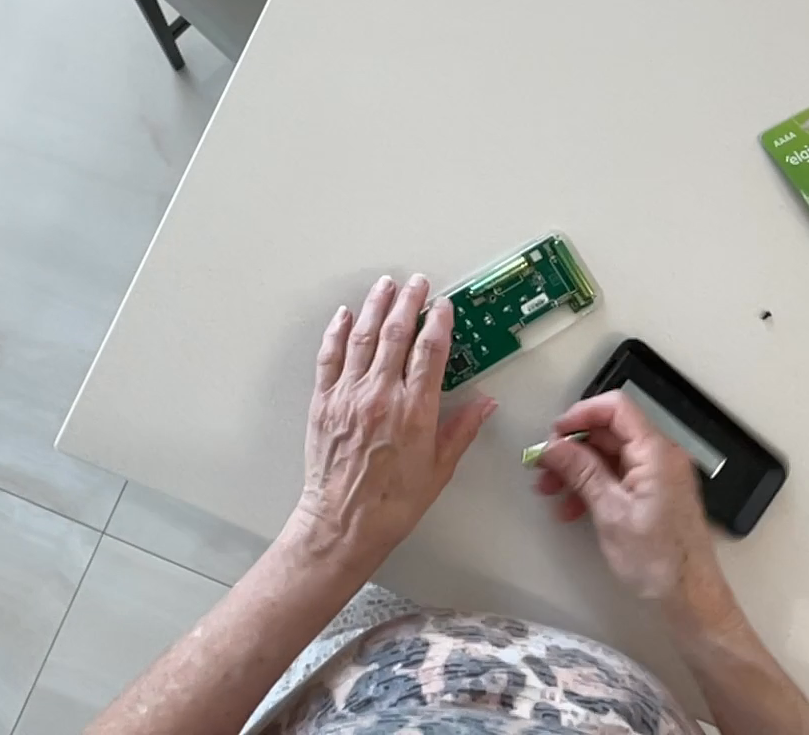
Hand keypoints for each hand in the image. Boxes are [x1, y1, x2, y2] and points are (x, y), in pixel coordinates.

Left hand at [287, 274, 495, 575]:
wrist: (341, 524)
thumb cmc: (393, 503)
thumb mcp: (439, 470)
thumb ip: (461, 430)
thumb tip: (485, 403)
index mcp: (414, 411)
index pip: (430, 352)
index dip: (439, 323)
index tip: (444, 306)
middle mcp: (381, 395)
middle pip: (397, 334)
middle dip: (409, 303)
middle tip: (417, 283)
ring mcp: (349, 395)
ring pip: (364, 337)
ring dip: (376, 306)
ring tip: (385, 285)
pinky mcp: (324, 401)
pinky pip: (330, 357)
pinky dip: (338, 332)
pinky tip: (346, 315)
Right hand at [533, 392, 740, 628]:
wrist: (692, 605)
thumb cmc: (656, 560)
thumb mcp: (611, 511)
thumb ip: (581, 471)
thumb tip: (553, 446)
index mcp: (656, 452)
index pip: (616, 408)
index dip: (581, 414)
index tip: (554, 434)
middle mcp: (661, 456)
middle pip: (609, 432)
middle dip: (572, 447)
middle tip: (543, 466)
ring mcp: (658, 476)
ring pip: (609, 456)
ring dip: (577, 469)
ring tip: (549, 491)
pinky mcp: (655, 495)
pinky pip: (618, 476)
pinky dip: (592, 486)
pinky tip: (570, 508)